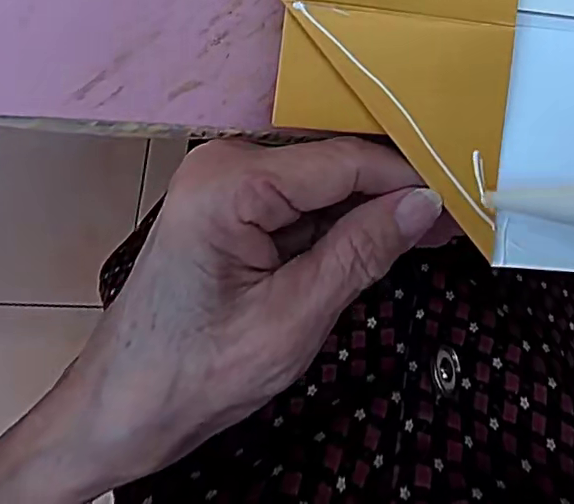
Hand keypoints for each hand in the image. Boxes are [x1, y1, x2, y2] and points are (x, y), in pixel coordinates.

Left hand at [0, 136, 447, 503]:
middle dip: (392, 191)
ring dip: (372, 207)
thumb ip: (360, 252)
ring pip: (322, 182)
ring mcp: (227, 179)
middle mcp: (228, 161)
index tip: (457, 197)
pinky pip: (300, 201)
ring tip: (432, 226)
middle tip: (453, 214)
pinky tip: (384, 234)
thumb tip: (424, 204)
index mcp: (231, 180)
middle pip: (332, 165)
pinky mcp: (232, 202)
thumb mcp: (290, 320)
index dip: (405, 177)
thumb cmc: (193, 374)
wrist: (116, 412)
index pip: (342, 161)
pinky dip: (341, 221)